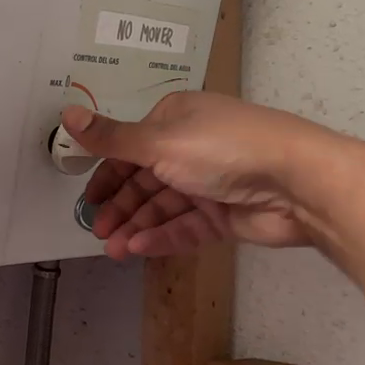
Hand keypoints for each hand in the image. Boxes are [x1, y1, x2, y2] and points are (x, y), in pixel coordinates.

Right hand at [61, 92, 331, 258]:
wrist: (300, 183)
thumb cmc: (224, 149)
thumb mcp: (158, 142)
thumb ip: (110, 138)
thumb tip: (65, 114)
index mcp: (175, 120)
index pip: (129, 148)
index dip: (107, 174)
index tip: (88, 200)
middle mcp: (191, 147)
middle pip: (144, 181)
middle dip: (120, 207)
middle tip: (98, 231)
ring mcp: (209, 183)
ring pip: (162, 207)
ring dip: (136, 226)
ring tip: (115, 250)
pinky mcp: (225, 214)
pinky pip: (185, 226)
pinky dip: (162, 236)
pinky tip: (140, 249)